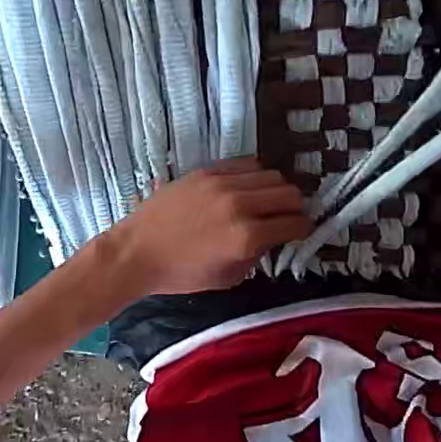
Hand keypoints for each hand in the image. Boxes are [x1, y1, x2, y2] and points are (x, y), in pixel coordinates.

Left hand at [95, 157, 313, 297]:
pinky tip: (247, 188)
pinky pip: (246, 164)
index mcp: (247, 237)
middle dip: (295, 207)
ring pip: (272, 174)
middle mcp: (240, 205)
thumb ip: (257, 255)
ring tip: (267, 201)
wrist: (137, 251)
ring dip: (276, 189)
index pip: (295, 223)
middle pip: (290, 193)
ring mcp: (223, 183)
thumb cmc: (181, 274)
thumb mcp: (228, 277)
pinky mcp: (208, 171)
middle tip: (287, 217)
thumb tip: (273, 237)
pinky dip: (255, 176)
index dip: (303, 229)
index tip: (301, 231)